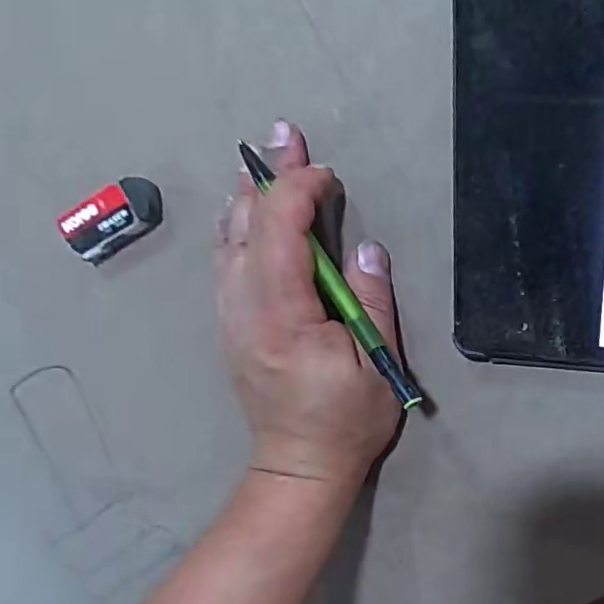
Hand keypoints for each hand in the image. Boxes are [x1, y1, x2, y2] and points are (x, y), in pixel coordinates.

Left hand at [214, 121, 405, 485]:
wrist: (298, 467)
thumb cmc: (346, 422)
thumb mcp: (377, 366)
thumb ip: (372, 301)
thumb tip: (365, 248)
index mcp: (283, 319)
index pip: (282, 235)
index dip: (299, 193)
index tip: (326, 175)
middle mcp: (244, 311)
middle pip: (246, 228)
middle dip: (267, 178)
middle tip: (283, 136)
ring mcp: (230, 320)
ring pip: (228, 243)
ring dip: (248, 199)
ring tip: (263, 164)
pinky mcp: (230, 328)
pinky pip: (226, 265)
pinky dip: (238, 230)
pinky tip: (246, 214)